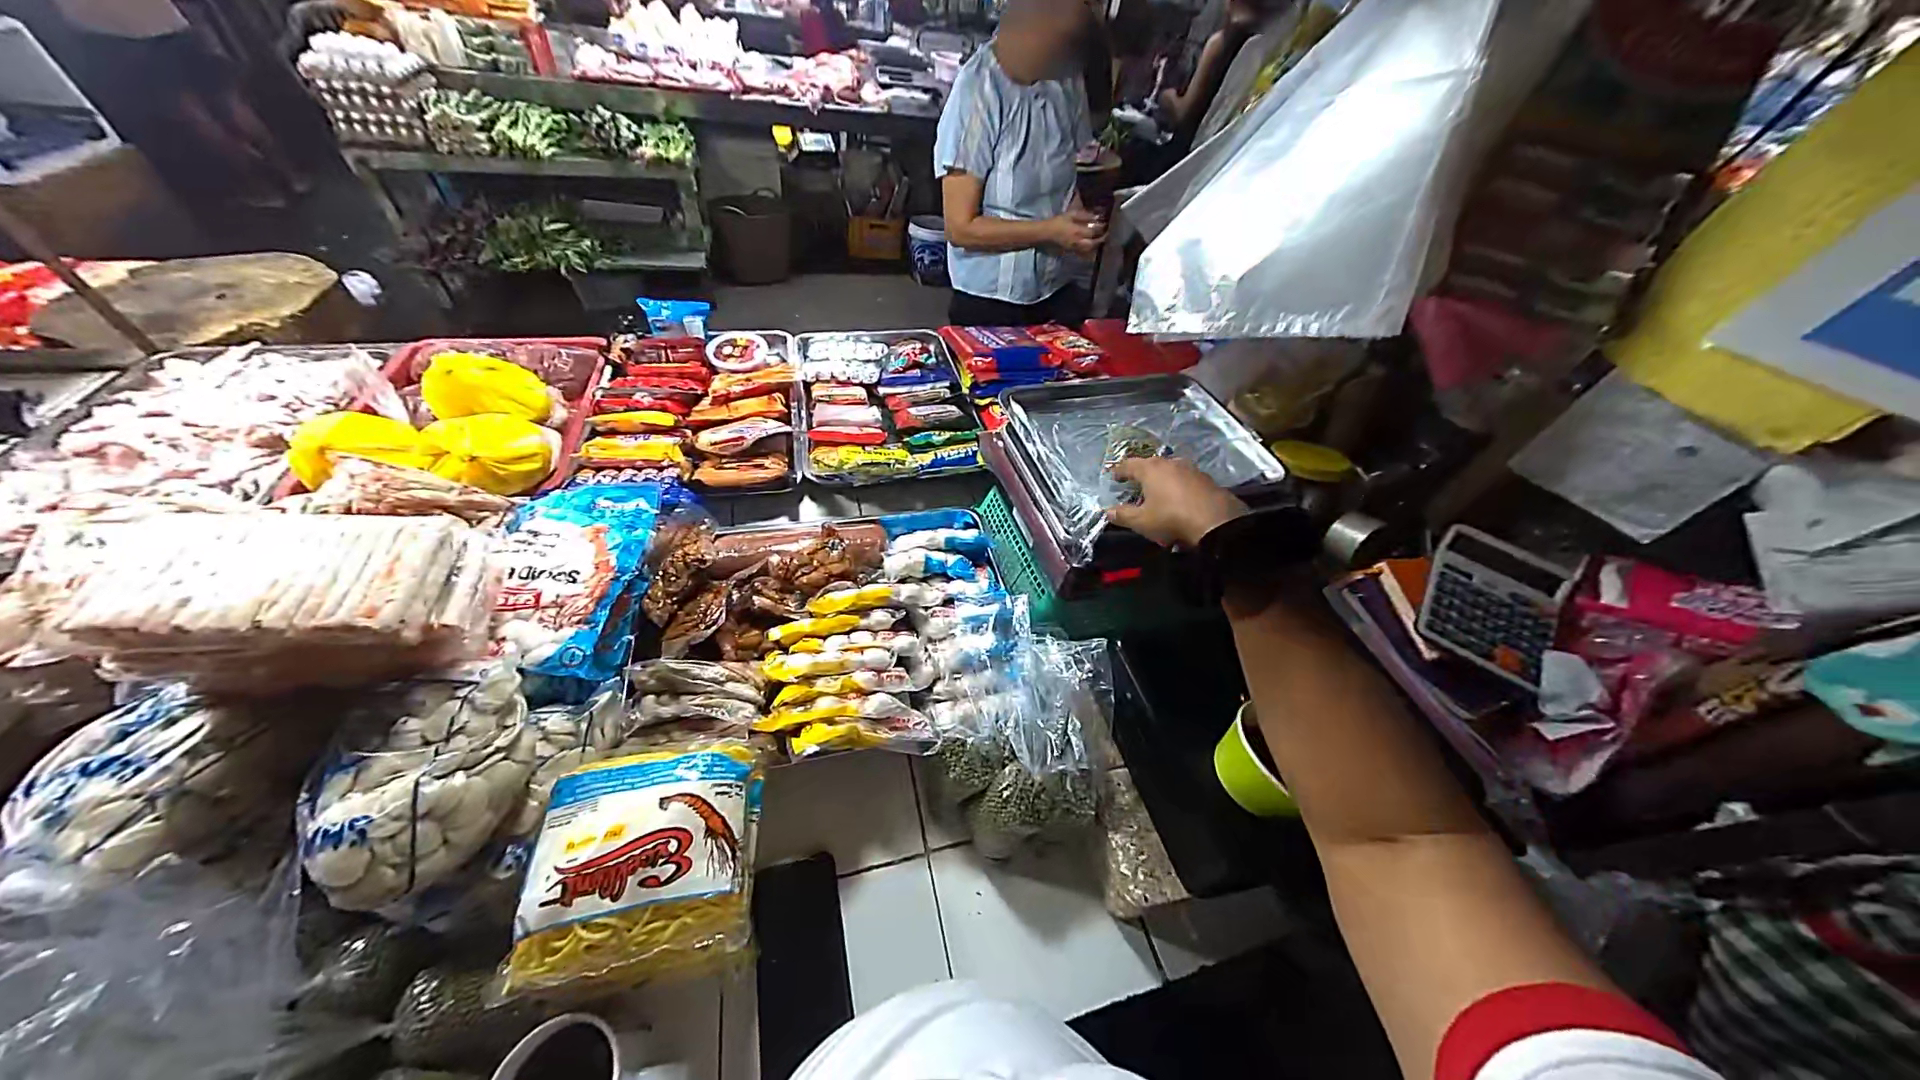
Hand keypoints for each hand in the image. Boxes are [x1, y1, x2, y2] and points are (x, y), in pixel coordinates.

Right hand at [1048, 209, 1106, 256]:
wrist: (1045, 234)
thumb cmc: (1057, 222)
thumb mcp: (1071, 215)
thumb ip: (1084, 215)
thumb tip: (1097, 216)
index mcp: (1078, 231)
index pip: (1094, 231)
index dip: (1102, 228)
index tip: (1107, 223)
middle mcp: (1078, 242)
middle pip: (1094, 243)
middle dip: (1102, 239)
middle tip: (1107, 233)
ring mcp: (1076, 249)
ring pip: (1090, 249)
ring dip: (1097, 245)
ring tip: (1101, 239)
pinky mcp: (1073, 252)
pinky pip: (1084, 253)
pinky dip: (1090, 250)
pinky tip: (1093, 246)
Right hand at [1106, 457, 1247, 548]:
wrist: (1217, 523)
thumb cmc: (1171, 518)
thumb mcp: (1141, 521)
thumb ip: (1122, 515)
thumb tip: (1108, 511)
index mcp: (1151, 469)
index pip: (1129, 464)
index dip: (1118, 470)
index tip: (1112, 476)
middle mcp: (1171, 463)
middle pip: (1150, 465)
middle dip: (1141, 473)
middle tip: (1133, 484)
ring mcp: (1191, 469)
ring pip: (1170, 471)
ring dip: (1161, 479)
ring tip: (1156, 492)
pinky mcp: (1207, 480)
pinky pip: (1185, 480)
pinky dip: (1177, 486)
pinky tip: (1177, 499)